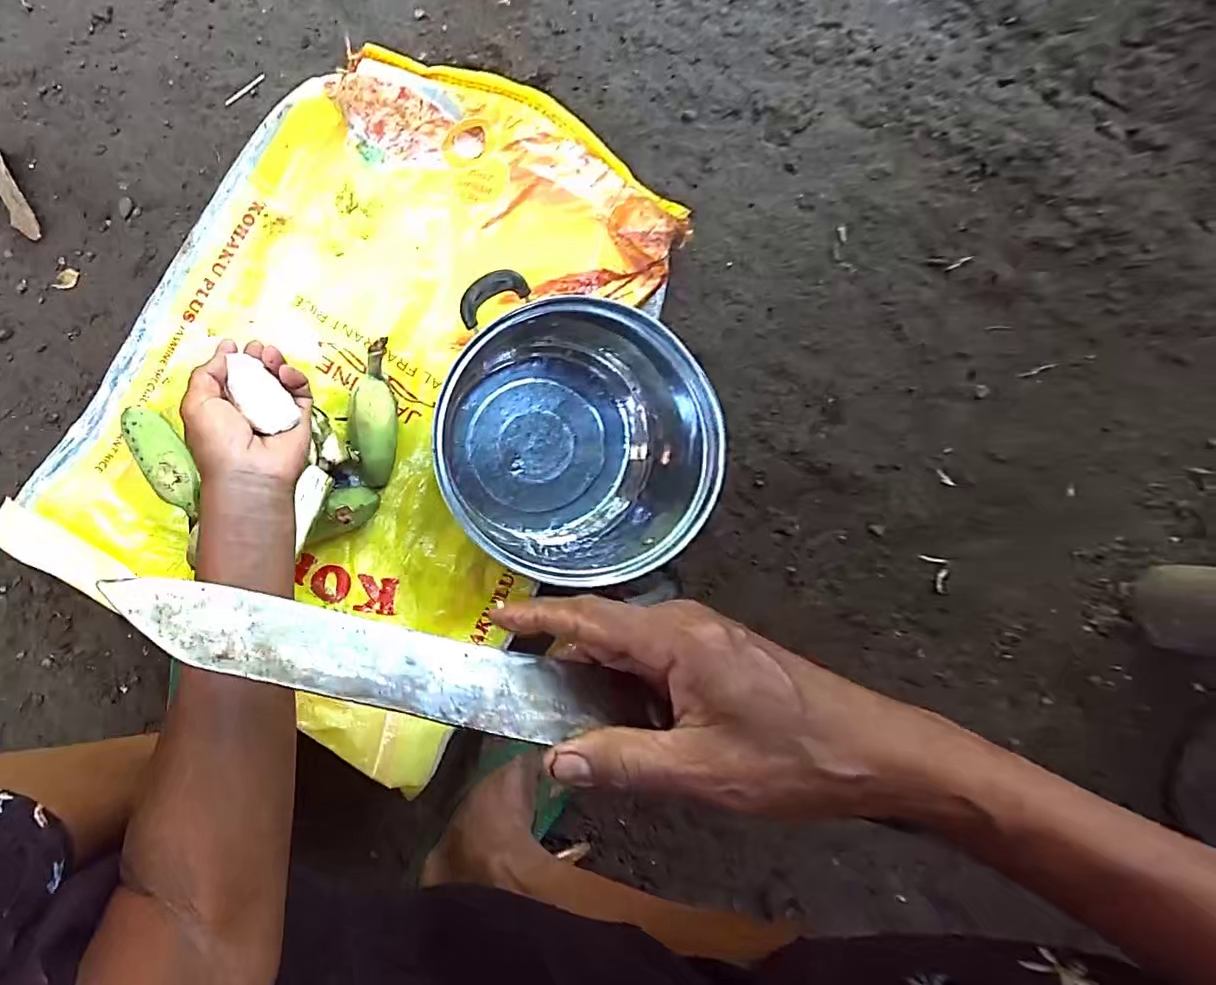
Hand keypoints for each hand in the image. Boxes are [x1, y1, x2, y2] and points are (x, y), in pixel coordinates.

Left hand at [179, 340, 312, 495]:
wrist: (248, 474)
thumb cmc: (216, 440)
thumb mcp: (195, 403)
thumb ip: (205, 373)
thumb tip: (224, 351)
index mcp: (223, 407)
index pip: (231, 376)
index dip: (234, 359)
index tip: (234, 346)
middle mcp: (250, 409)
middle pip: (257, 373)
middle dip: (256, 356)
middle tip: (255, 348)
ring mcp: (276, 412)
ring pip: (280, 378)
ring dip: (275, 361)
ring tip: (270, 355)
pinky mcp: (300, 417)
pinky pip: (301, 392)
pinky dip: (295, 377)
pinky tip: (285, 373)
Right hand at [493, 596, 975, 819]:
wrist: (893, 757)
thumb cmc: (797, 759)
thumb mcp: (705, 771)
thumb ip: (623, 762)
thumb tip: (553, 762)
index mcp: (673, 639)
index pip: (585, 618)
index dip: (535, 616)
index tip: (493, 615)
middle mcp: (680, 623)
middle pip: (599, 627)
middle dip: (558, 650)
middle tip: (523, 679)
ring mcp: (698, 633)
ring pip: (623, 642)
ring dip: (592, 669)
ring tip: (566, 703)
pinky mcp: (711, 650)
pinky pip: (647, 653)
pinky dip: (620, 676)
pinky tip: (621, 710)